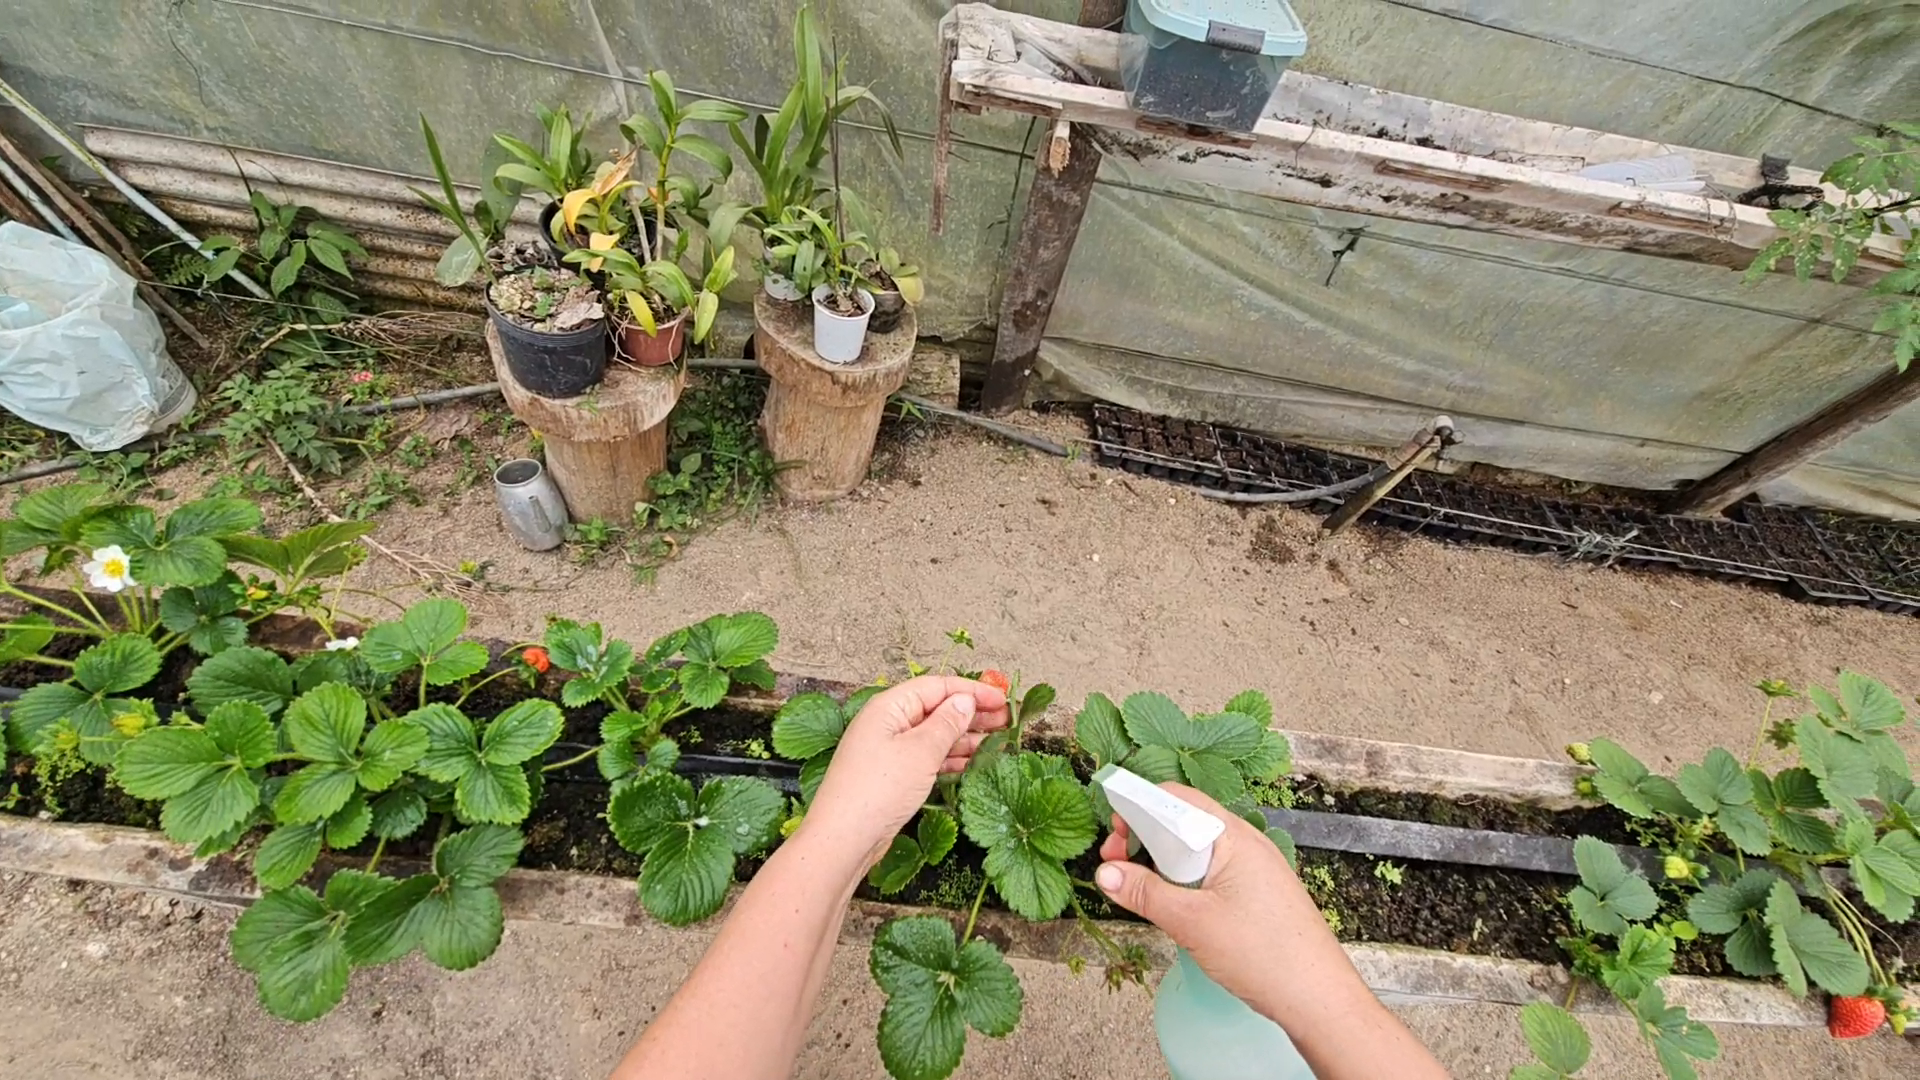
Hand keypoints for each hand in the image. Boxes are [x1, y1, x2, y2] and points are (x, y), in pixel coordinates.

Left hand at [802, 675, 1008, 865]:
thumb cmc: (877, 790)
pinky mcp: (892, 774)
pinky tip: (971, 762)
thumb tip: (965, 701)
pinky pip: (926, 756)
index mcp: (890, 706)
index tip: (1002, 698)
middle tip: (1006, 720)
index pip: (937, 686)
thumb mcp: (920, 752)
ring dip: (964, 736)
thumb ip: (946, 723)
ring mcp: (889, 749)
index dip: (972, 690)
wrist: (842, 840)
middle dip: (971, 713)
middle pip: (936, 709)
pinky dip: (949, 758)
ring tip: (996, 741)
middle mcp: (888, 722)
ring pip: (933, 734)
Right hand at [1094, 782, 1363, 1025]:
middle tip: (1117, 864)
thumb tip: (1105, 874)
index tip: (1113, 834)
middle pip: (1183, 822)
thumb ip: (1144, 893)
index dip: (1138, 809)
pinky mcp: (1258, 891)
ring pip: (1196, 849)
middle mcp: (1245, 842)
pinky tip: (1174, 902)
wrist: (1324, 1005)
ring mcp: (1254, 867)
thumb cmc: (1267, 958)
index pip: (1175, 799)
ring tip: (1141, 887)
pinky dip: (1185, 878)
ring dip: (1163, 861)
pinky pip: (1212, 870)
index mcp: (1232, 836)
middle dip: (1144, 838)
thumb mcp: (1192, 923)